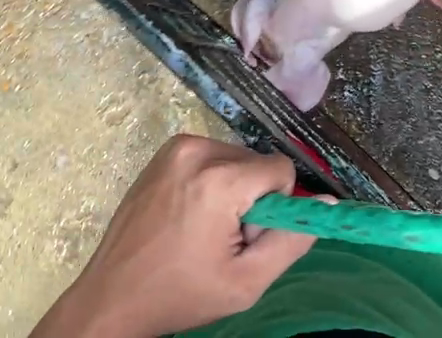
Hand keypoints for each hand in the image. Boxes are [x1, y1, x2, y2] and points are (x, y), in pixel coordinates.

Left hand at [29, 135, 324, 337]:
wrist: (113, 295)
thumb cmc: (181, 293)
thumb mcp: (246, 282)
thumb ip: (292, 239)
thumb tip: (329, 202)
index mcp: (219, 179)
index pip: (280, 168)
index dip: (273, 206)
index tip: (247, 236)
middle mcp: (198, 149)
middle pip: (256, 163)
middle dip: (252, 197)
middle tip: (222, 238)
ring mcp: (178, 146)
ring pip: (235, 158)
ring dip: (232, 188)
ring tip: (202, 228)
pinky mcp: (165, 150)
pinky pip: (211, 156)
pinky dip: (211, 180)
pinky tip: (188, 214)